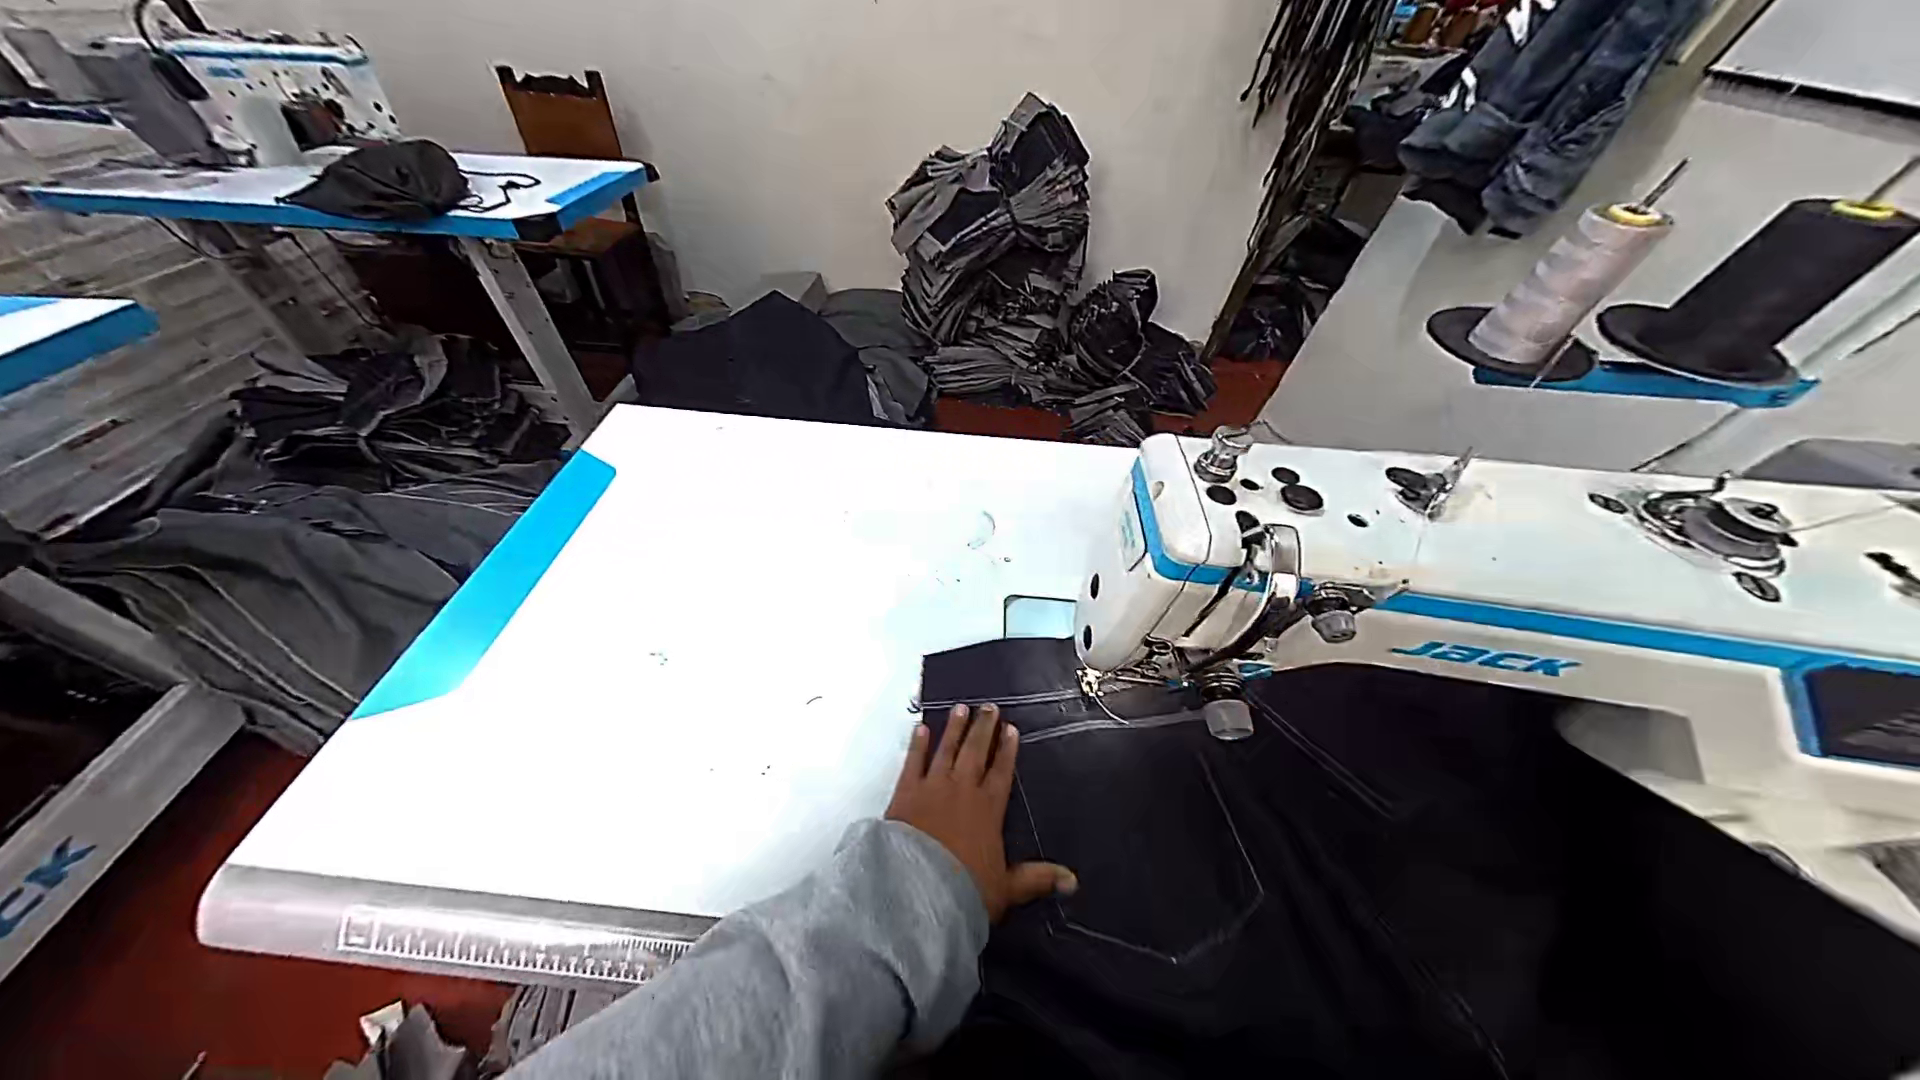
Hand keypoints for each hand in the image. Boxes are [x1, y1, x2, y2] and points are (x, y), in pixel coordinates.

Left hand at [886, 703, 1076, 922]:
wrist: (917, 888)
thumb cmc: (964, 889)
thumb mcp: (1006, 888)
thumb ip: (1037, 879)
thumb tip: (1073, 882)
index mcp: (988, 808)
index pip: (1001, 771)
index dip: (1007, 750)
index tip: (1011, 729)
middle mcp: (962, 789)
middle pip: (976, 752)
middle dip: (984, 728)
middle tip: (989, 708)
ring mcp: (933, 786)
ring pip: (947, 749)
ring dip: (955, 728)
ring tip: (960, 708)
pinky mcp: (905, 791)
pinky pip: (913, 761)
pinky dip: (917, 744)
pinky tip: (921, 728)